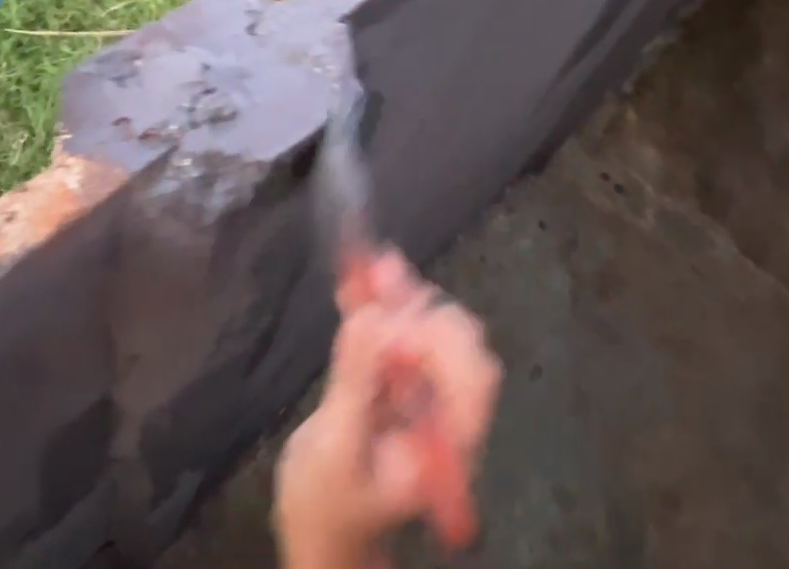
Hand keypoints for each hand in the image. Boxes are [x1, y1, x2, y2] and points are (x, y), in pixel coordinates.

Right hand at [273, 254, 501, 568]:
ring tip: (370, 265)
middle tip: (382, 280)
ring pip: (427, 331)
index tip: (396, 324)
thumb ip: (356, 385)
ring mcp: (420, 392)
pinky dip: (378, 303)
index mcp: (447, 442)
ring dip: (401, 296)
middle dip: (422, 310)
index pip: (470, 379)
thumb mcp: (337, 449)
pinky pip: (393, 332)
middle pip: (456, 347)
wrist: (318, 522)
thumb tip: (370, 320)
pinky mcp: (391, 377)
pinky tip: (357, 276)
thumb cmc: (327, 503)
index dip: (441, 341)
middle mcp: (444, 412)